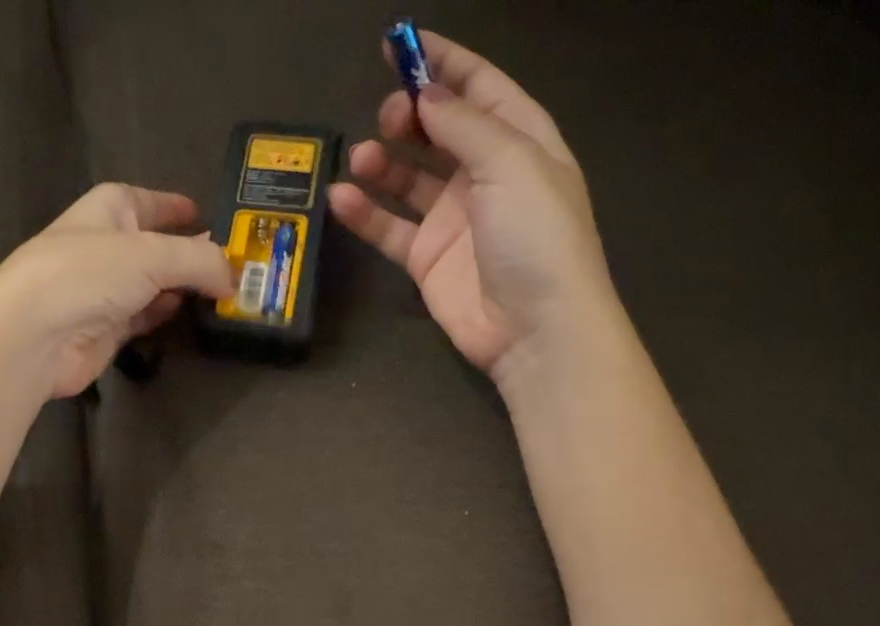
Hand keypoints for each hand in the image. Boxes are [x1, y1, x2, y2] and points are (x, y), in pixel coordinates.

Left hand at [0, 183, 235, 398]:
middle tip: (239, 264)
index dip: (178, 207)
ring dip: (185, 289)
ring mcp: (105, 289)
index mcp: (109, 208)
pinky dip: (169, 314)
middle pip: (158, 246)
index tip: (212, 217)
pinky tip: (194, 315)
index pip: (151, 201)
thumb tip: (235, 277)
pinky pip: (147, 317)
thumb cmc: (87, 273)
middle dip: (193, 254)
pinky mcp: (107, 329)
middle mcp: (107, 245)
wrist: (35, 336)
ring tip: (228, 292)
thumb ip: (200, 262)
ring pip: (155, 284)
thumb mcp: (153, 255)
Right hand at [328, 30, 616, 382]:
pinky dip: (364, 212)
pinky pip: (389, 226)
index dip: (442, 63)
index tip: (399, 45)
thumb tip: (425, 94)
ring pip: (408, 177)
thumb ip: (463, 125)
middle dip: (409, 115)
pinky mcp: (427, 258)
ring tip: (361, 158)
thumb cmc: (536, 236)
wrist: (535, 327)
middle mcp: (486, 175)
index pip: (479, 88)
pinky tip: (342, 198)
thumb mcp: (511, 163)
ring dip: (383, 162)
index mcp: (521, 141)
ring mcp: (454, 218)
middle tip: (388, 117)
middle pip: (438, 130)